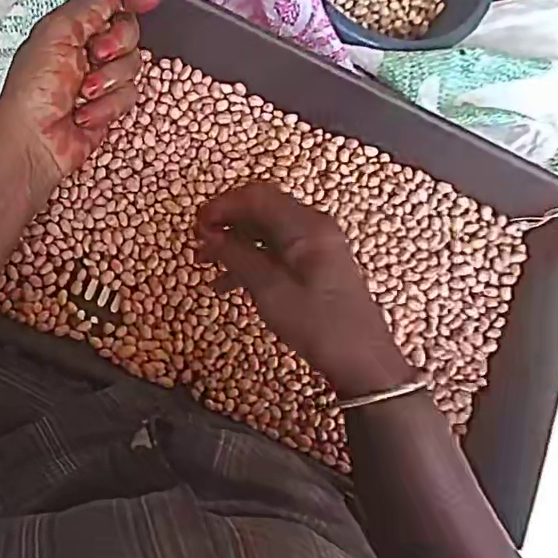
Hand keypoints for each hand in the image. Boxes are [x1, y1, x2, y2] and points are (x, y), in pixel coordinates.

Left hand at [0, 0, 160, 192]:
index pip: (110, 1)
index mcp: (71, 27)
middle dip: (117, 44)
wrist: (33, 143)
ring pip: (133, 66)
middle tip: (96, 55)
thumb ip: (91, 4)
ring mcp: (100, 81)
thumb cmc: (32, 92)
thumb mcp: (58, 34)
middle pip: (129, 32)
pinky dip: (107, 107)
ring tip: (82, 93)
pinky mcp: (109, 108)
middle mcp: (87, 51)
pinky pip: (129, 97)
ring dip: (108, 80)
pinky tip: (84, 115)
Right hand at [194, 183, 414, 397]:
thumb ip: (238, 256)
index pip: (256, 197)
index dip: (221, 206)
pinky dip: (249, 259)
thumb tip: (208, 234)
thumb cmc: (318, 325)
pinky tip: (228, 283)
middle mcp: (312, 227)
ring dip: (233, 242)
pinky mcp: (314, 265)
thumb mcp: (271, 290)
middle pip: (260, 209)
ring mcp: (315, 246)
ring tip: (205, 263)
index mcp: (306, 227)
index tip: (195, 226)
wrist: (362, 360)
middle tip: (197, 244)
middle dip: (225, 223)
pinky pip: (275, 250)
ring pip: (264, 231)